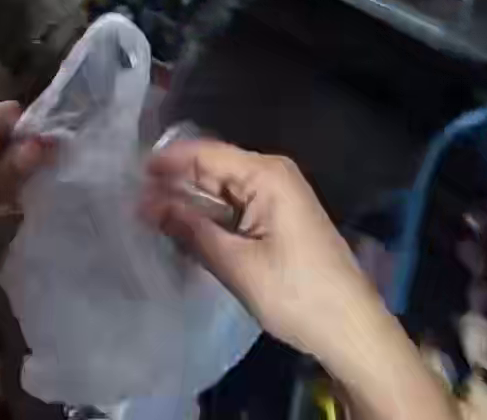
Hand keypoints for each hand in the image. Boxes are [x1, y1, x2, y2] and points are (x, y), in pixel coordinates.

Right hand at [143, 138, 380, 369]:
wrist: (356, 334)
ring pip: (220, 186)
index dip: (167, 161)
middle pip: (212, 167)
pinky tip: (182, 223)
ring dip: (189, 198)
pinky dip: (208, 213)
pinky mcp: (277, 215)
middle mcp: (270, 173)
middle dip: (175, 180)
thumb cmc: (297, 294)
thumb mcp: (237, 265)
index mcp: (265, 173)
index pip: (205, 153)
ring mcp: (275, 193)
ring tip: (148, 208)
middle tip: (134, 195)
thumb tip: (145, 203)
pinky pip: (233, 203)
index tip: (131, 173)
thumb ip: (189, 228)